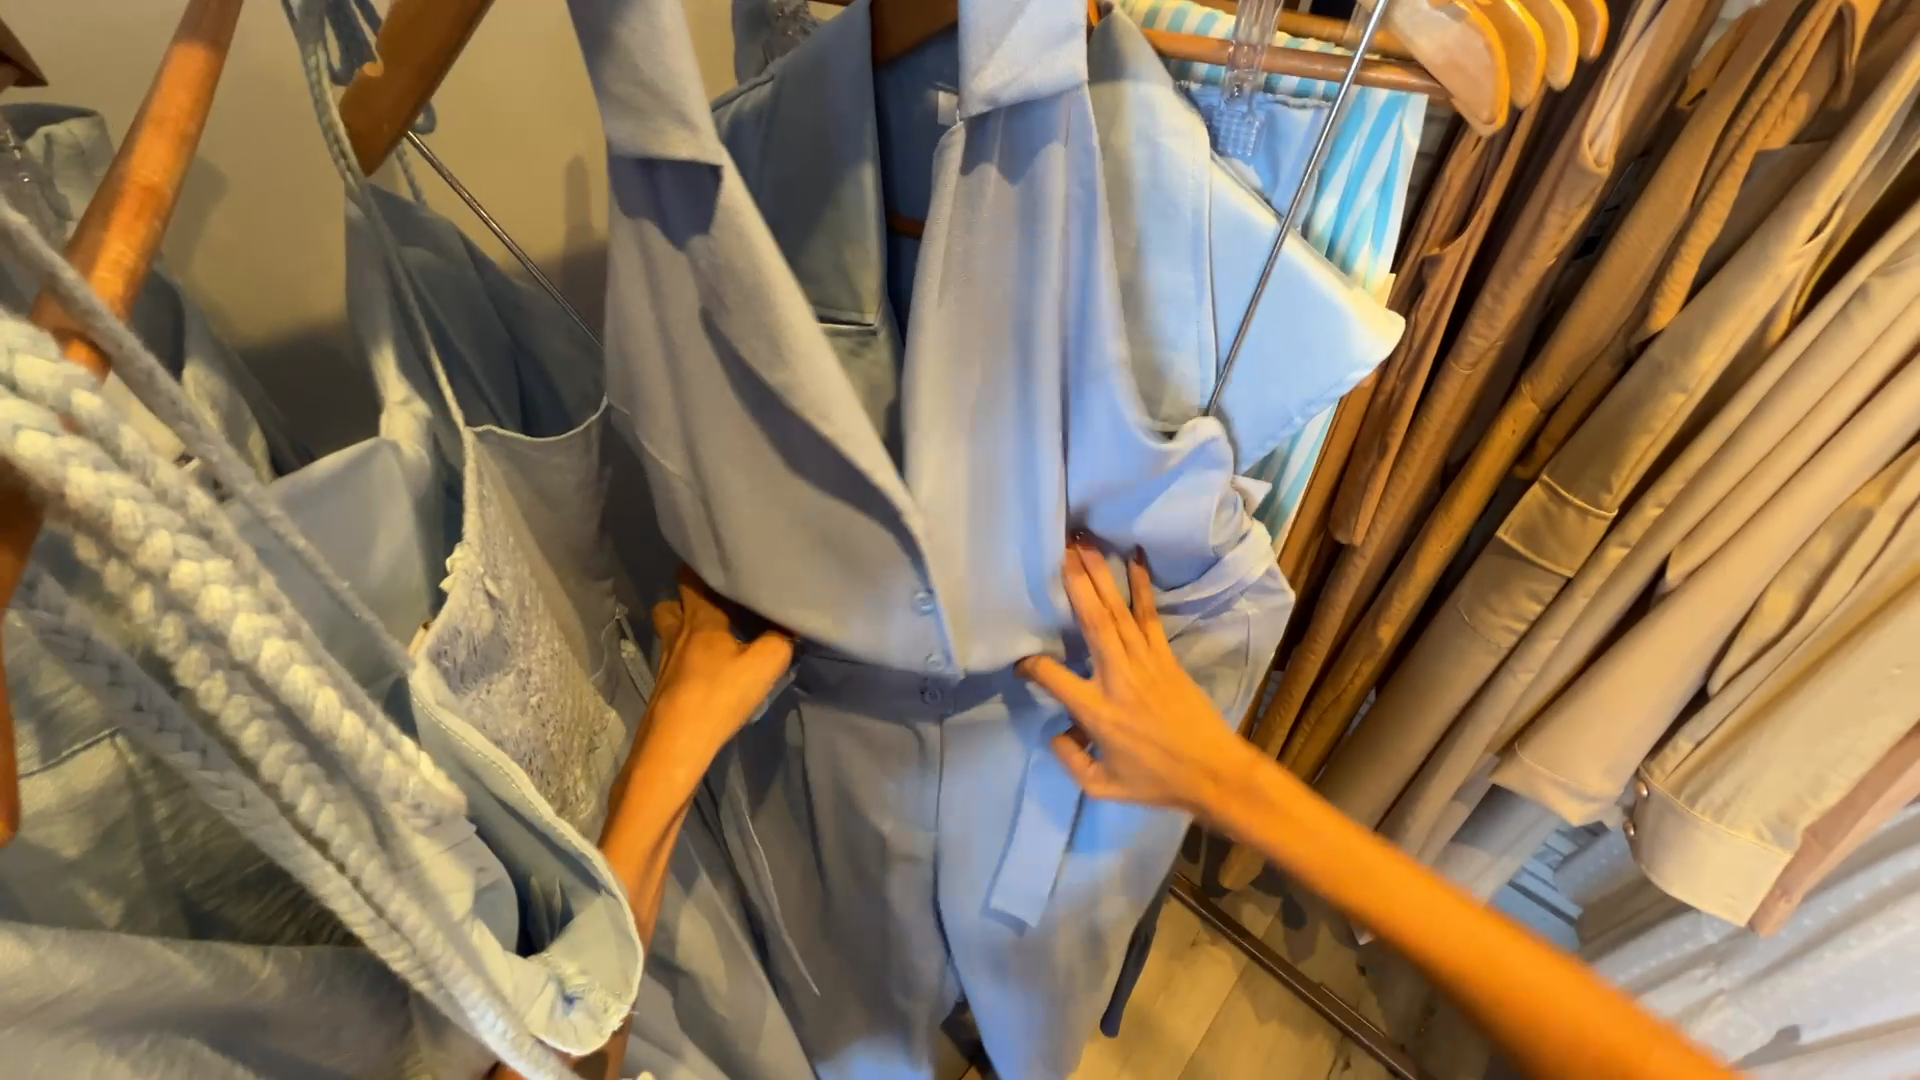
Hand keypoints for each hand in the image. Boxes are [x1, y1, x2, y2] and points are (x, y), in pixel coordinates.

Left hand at [633, 570, 793, 790]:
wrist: (676, 746)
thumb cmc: (719, 696)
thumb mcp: (766, 664)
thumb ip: (783, 638)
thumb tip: (792, 624)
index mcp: (700, 619)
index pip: (692, 578)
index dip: (704, 566)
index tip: (725, 562)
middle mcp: (678, 633)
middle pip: (673, 601)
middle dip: (692, 595)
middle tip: (720, 597)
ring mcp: (668, 660)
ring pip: (671, 629)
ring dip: (687, 624)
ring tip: (715, 630)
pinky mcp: (666, 685)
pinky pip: (678, 655)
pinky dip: (692, 653)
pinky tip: (713, 665)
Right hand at [1016, 537, 1258, 822]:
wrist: (1215, 774)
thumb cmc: (1156, 783)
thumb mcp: (1102, 787)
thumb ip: (1070, 759)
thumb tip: (1055, 731)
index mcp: (1096, 711)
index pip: (1052, 677)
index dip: (1030, 665)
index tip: (1019, 660)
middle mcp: (1117, 677)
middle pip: (1091, 622)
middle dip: (1075, 583)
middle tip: (1059, 550)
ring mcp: (1145, 662)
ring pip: (1117, 610)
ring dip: (1100, 574)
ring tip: (1084, 543)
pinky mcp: (1166, 656)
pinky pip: (1150, 615)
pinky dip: (1141, 585)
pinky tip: (1135, 557)